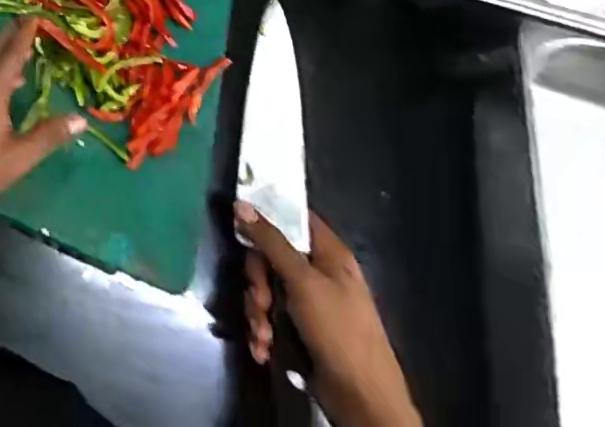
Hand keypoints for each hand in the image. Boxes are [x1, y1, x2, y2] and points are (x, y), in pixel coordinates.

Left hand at [0, 19, 84, 216]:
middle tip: (24, 19)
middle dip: (9, 36)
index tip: (34, 15)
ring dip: (0, 52)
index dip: (24, 36)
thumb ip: (48, 136)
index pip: (11, 56)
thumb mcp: (18, 157)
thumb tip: (81, 118)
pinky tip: (3, 82)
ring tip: (18, 46)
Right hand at [236, 202, 421, 426]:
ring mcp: (310, 302)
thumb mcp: (302, 281)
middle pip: (272, 255)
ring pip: (268, 288)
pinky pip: (272, 316)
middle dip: (258, 280)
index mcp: (329, 254)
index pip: (295, 217)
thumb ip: (271, 241)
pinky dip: (264, 330)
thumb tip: (241, 203)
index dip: (269, 215)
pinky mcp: (302, 329)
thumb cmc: (339, 332)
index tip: (241, 223)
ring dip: (258, 312)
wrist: (364, 402)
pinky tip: (264, 348)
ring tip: (263, 334)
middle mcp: (319, 272)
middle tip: (261, 299)